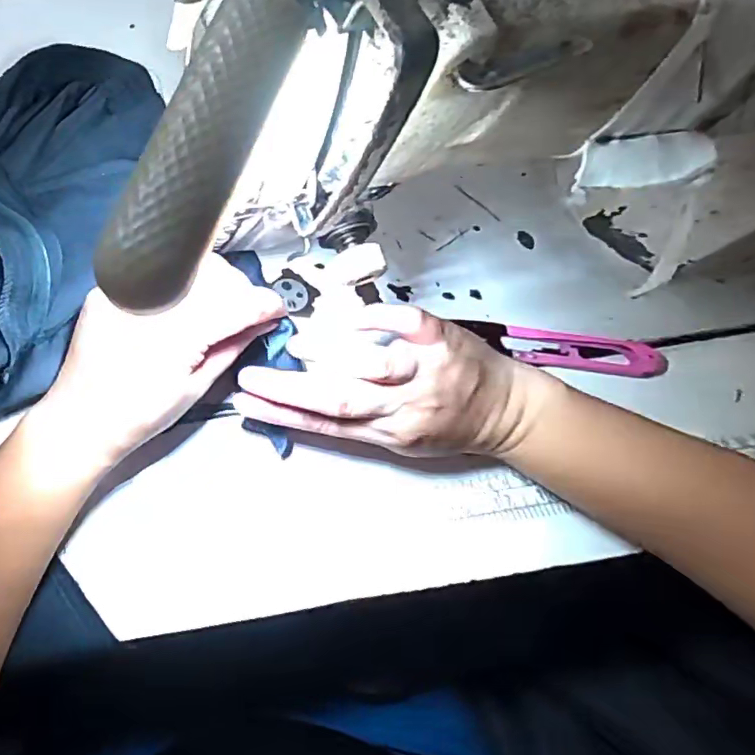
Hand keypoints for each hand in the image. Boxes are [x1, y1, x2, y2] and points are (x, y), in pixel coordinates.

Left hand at [28, 254, 284, 469]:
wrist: (79, 417)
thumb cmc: (137, 414)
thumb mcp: (194, 387)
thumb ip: (230, 347)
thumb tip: (260, 323)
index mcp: (178, 332)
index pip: (236, 301)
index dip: (263, 304)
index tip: (274, 310)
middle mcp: (150, 303)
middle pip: (213, 273)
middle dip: (237, 289)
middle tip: (244, 312)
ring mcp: (123, 293)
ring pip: (183, 267)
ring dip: (208, 282)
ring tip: (211, 309)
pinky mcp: (105, 292)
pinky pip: (151, 275)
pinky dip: (173, 286)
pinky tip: (177, 306)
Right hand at [230, 304, 560, 457]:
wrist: (508, 411)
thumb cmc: (445, 425)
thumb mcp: (396, 437)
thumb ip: (352, 419)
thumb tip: (296, 399)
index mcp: (386, 429)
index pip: (323, 423)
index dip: (280, 412)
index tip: (246, 400)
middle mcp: (403, 405)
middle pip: (338, 397)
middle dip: (287, 387)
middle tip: (251, 374)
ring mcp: (424, 370)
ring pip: (370, 364)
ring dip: (327, 352)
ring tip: (296, 343)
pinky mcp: (442, 339)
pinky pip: (409, 324)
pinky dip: (377, 318)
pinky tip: (349, 316)